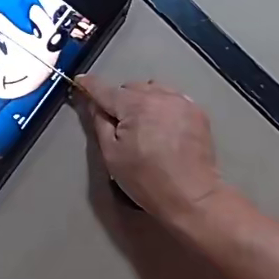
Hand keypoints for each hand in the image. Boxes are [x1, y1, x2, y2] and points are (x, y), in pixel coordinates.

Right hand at [75, 75, 227, 223]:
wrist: (192, 196)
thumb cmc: (147, 180)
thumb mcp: (112, 155)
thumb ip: (100, 124)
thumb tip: (93, 104)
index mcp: (136, 106)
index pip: (106, 90)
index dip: (90, 85)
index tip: (81, 82)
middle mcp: (160, 96)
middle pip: (131, 87)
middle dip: (121, 100)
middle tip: (119, 124)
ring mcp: (181, 102)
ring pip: (153, 89)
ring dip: (143, 100)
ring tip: (143, 125)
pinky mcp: (197, 112)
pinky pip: (172, 98)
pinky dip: (163, 106)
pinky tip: (163, 126)